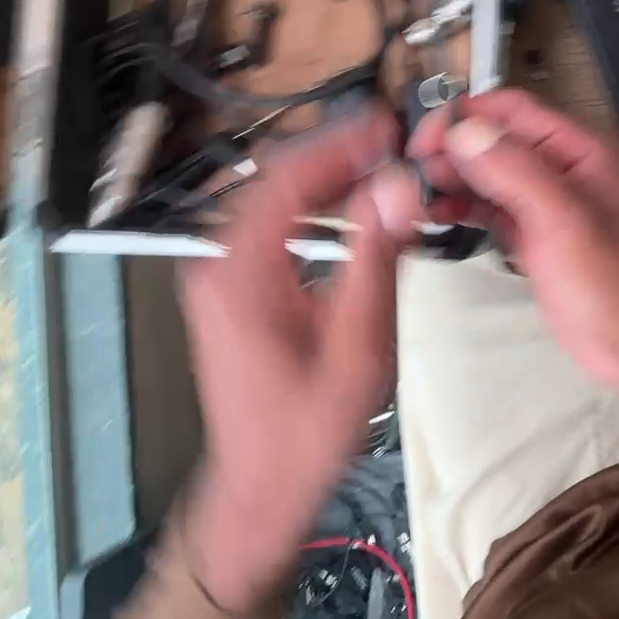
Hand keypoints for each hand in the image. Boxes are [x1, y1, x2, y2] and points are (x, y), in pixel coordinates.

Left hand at [176, 104, 422, 609]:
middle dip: (337, 153)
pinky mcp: (235, 287)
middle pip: (277, 181)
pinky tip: (352, 207)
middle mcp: (219, 261)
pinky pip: (274, 226)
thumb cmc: (308, 430)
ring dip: (328, 177)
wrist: (260, 489)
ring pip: (275, 200)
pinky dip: (315, 207)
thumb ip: (376, 261)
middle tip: (395, 144)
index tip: (390, 128)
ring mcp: (222, 274)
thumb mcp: (356, 347)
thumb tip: (400, 187)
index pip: (288, 178)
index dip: (340, 144)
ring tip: (383, 166)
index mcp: (240, 271)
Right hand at [409, 90, 618, 394]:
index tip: (428, 135)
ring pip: (486, 174)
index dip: (466, 115)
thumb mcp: (567, 224)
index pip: (512, 111)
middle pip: (493, 140)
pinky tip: (435, 214)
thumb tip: (468, 133)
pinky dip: (461, 208)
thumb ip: (518, 173)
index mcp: (578, 153)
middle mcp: (559, 171)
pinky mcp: (531, 236)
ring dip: (451, 178)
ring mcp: (543, 205)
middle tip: (413, 169)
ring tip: (416, 192)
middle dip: (451, 148)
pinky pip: (489, 209)